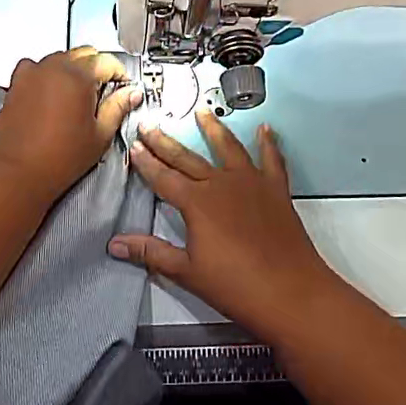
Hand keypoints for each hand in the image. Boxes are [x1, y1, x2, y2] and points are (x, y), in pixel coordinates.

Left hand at [0, 48, 140, 199]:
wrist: (16, 173)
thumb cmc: (56, 159)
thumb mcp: (100, 135)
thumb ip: (118, 108)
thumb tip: (130, 94)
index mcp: (78, 76)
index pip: (107, 61)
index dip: (121, 73)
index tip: (124, 86)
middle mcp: (53, 67)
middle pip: (84, 54)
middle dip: (98, 69)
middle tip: (106, 94)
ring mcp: (32, 74)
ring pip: (61, 59)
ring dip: (74, 71)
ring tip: (80, 98)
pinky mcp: (16, 84)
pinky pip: (38, 69)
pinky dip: (49, 76)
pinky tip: (54, 97)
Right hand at [108, 113, 339, 334]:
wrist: (289, 291)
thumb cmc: (236, 286)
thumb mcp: (186, 271)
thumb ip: (151, 252)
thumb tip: (116, 244)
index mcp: (196, 203)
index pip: (163, 177)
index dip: (146, 162)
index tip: (134, 147)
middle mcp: (221, 184)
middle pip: (187, 157)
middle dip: (165, 141)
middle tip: (150, 125)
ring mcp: (251, 183)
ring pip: (227, 147)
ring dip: (213, 129)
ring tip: (202, 112)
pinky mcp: (276, 190)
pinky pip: (271, 159)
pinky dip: (268, 144)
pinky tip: (265, 130)